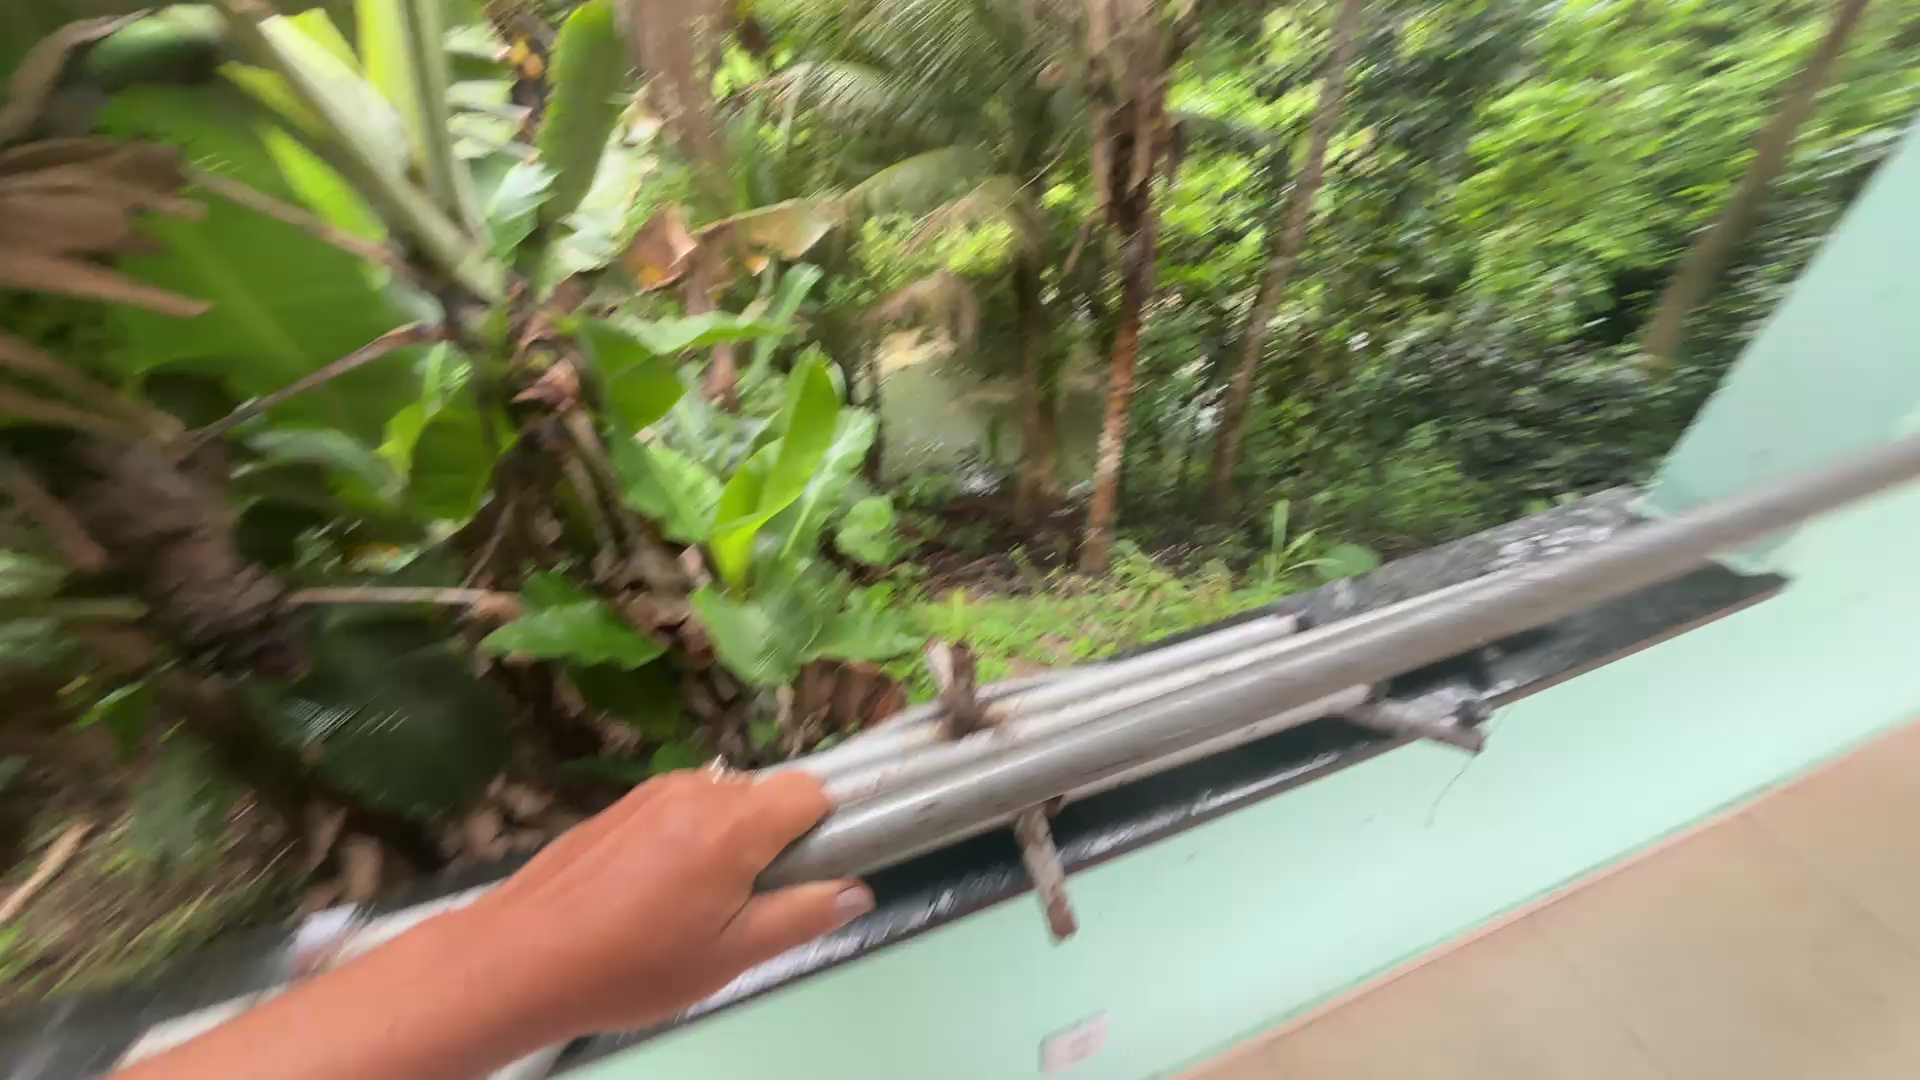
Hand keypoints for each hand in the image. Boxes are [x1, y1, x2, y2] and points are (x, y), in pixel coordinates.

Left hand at [464, 769, 871, 1036]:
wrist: (518, 958)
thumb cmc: (634, 965)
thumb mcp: (730, 956)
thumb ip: (802, 915)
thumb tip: (859, 892)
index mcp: (735, 822)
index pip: (811, 790)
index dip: (820, 825)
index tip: (803, 869)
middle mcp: (703, 787)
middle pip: (770, 792)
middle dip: (775, 835)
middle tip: (745, 897)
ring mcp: (661, 787)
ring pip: (729, 795)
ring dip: (734, 832)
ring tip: (696, 895)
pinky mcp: (630, 797)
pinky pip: (689, 800)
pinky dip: (695, 829)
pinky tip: (657, 882)